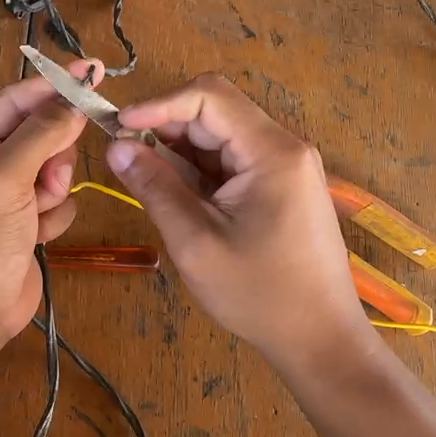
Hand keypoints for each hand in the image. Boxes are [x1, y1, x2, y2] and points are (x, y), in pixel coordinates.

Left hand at [0, 59, 95, 362]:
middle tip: (48, 176)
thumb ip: (41, 133)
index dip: (54, 86)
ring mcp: (2, 191)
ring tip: (36, 211)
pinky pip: (56, 198)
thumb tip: (73, 99)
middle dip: (50, 153)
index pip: (13, 99)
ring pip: (53, 165)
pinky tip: (36, 235)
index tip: (93, 70)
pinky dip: (53, 214)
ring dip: (52, 188)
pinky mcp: (23, 219)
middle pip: (38, 131)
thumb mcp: (2, 177)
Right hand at [106, 74, 369, 366]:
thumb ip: (155, 188)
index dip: (158, 103)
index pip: (208, 97)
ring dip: (177, 148)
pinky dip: (196, 168)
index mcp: (271, 153)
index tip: (116, 126)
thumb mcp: (195, 242)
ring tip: (139, 174)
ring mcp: (284, 167)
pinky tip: (171, 190)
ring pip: (220, 135)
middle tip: (121, 152)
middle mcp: (283, 148)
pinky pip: (230, 160)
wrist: (320, 339)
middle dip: (164, 124)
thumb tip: (115, 147)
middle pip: (215, 111)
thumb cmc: (259, 294)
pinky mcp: (279, 187)